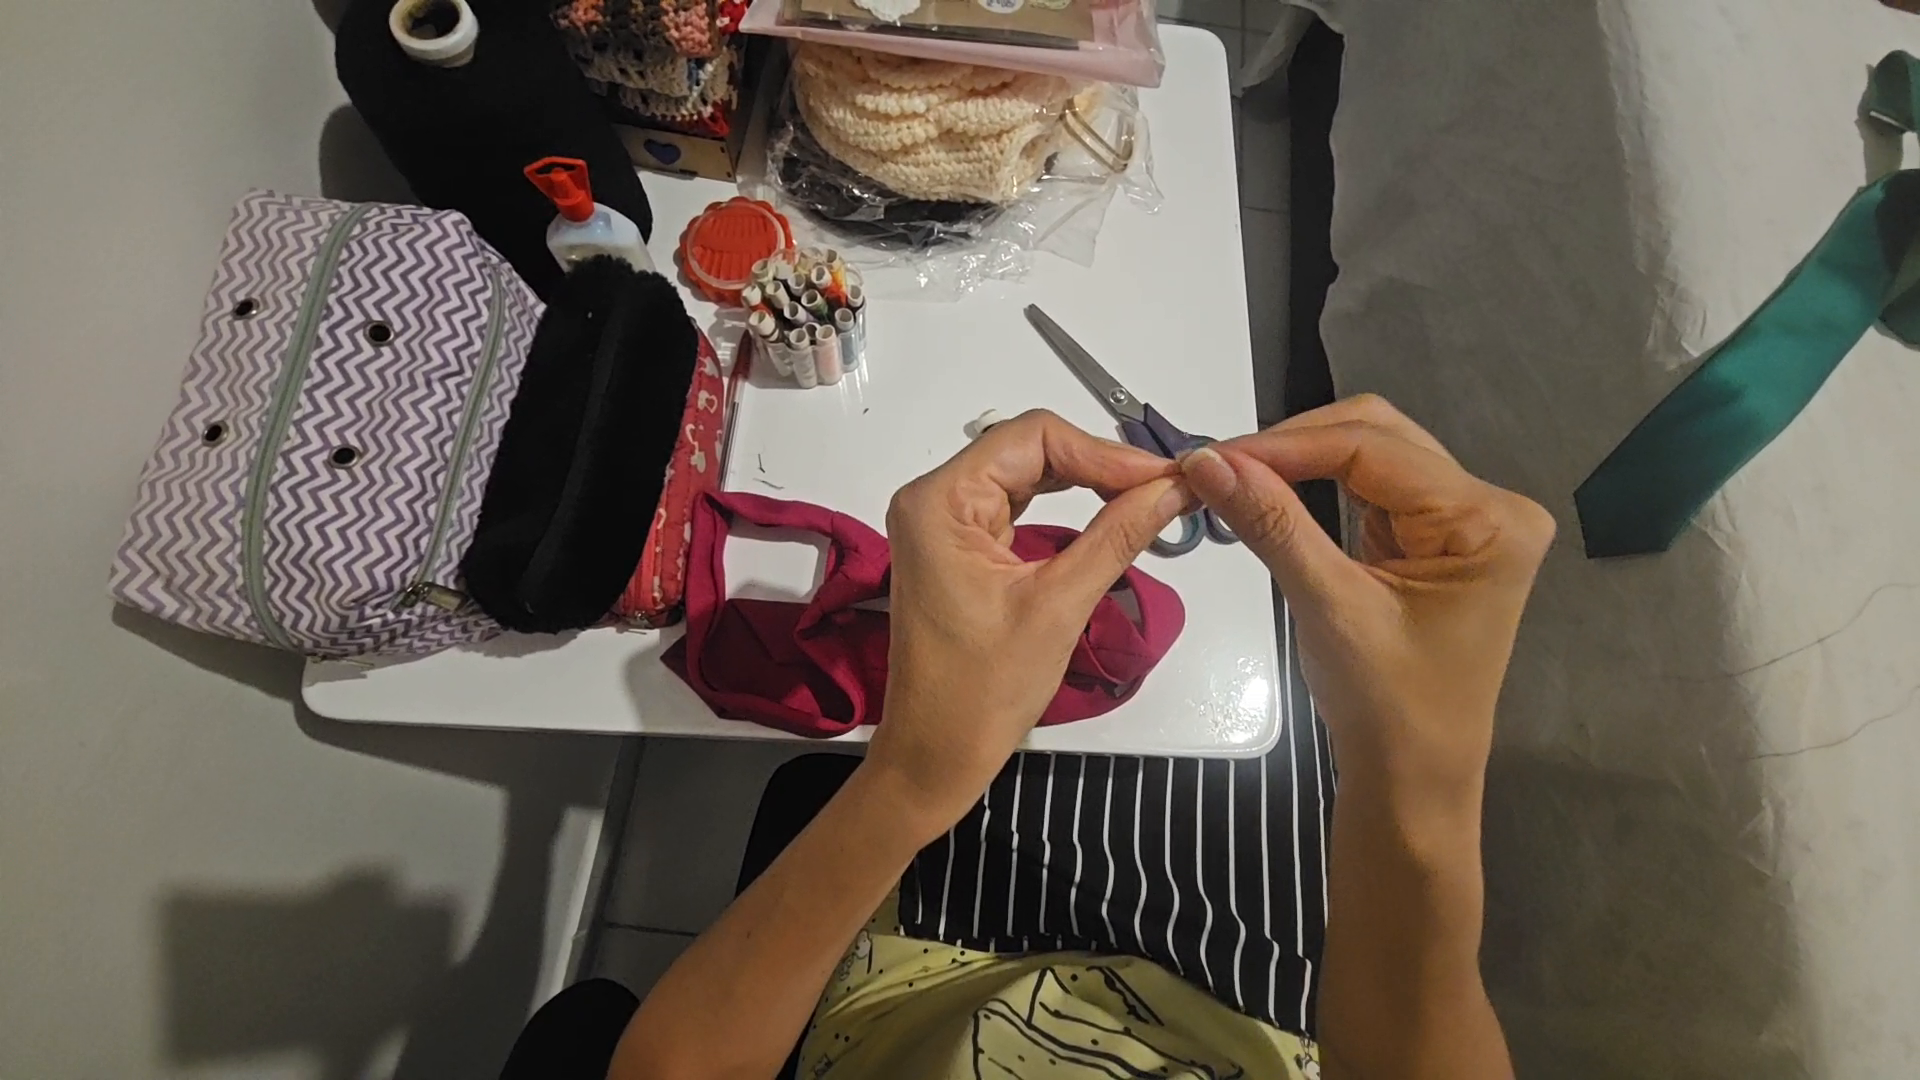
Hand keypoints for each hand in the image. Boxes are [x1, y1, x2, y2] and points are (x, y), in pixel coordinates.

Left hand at [868, 409, 1188, 834]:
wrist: (935, 753)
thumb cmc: (982, 692)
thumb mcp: (1058, 606)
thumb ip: (1117, 536)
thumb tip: (1173, 487)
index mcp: (939, 502)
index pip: (1031, 437)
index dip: (1103, 451)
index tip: (1162, 476)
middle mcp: (933, 499)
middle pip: (1027, 449)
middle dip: (1097, 464)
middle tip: (1162, 488)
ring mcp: (942, 523)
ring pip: (1024, 474)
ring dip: (1084, 482)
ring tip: (1143, 498)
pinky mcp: (957, 546)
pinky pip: (1015, 505)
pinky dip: (1061, 506)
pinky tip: (1103, 511)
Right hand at [1179, 396, 1553, 804]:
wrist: (1410, 772)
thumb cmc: (1384, 703)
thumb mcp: (1327, 605)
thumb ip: (1271, 524)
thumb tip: (1206, 462)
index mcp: (1485, 521)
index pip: (1371, 446)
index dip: (1284, 445)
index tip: (1211, 458)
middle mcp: (1485, 507)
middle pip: (1375, 435)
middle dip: (1292, 445)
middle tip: (1219, 467)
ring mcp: (1458, 521)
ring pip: (1367, 454)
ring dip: (1298, 461)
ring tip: (1235, 477)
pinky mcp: (1428, 537)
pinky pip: (1364, 488)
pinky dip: (1312, 484)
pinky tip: (1272, 493)